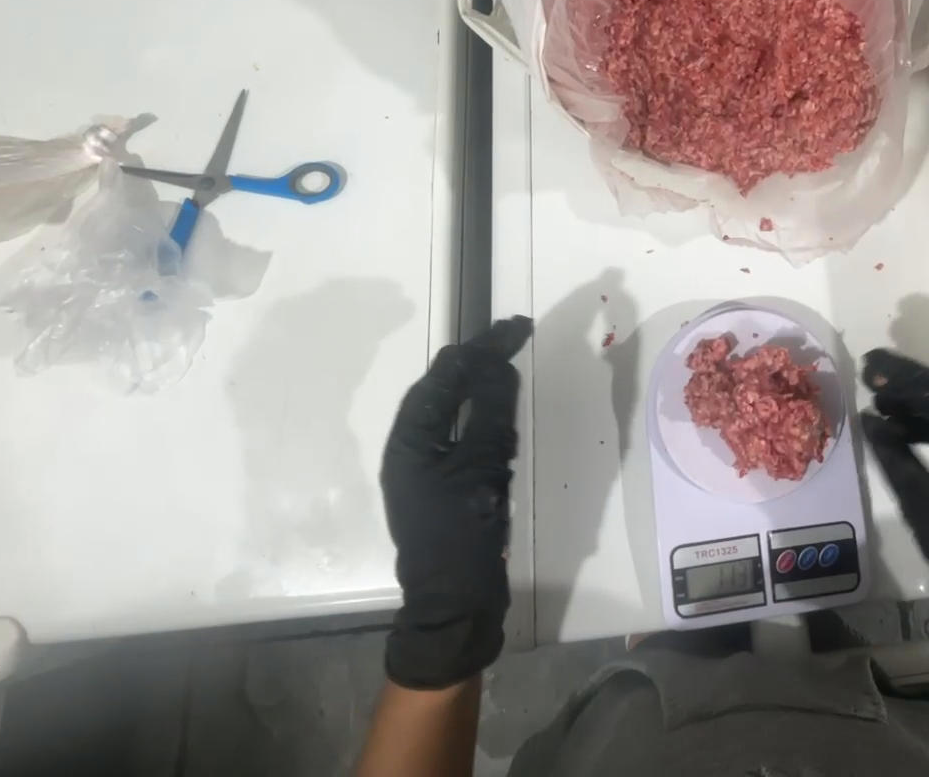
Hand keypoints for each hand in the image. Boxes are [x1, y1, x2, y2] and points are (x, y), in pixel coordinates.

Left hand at [380, 315, 533, 689]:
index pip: (446, 375)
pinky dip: (483, 412)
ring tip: (509, 360)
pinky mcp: (445, 482)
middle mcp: (412, 446)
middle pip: (444, 387)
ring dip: (480, 382)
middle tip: (517, 336)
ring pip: (453, 408)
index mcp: (411, 438)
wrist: (455, 600)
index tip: (517, 328)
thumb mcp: (480, 465)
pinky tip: (501, 407)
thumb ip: (489, 411)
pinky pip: (463, 432)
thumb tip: (498, 367)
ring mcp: (427, 466)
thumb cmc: (462, 530)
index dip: (482, 347)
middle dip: (480, 359)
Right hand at [860, 349, 928, 691]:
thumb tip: (870, 419)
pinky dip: (928, 431)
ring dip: (916, 408)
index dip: (905, 376)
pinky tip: (901, 432)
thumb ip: (897, 460)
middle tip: (868, 375)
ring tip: (878, 401)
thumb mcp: (926, 509)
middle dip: (909, 386)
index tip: (870, 365)